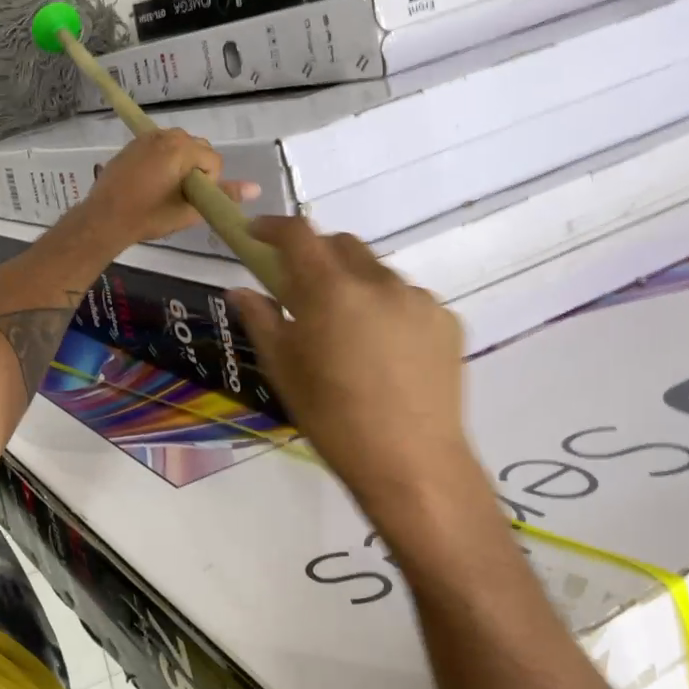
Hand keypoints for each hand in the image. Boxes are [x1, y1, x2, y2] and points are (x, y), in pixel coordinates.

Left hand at [75, 129, 258, 248]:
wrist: (104, 218)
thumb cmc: (147, 216)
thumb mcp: (188, 210)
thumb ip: (222, 196)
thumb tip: (256, 188)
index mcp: (182, 149)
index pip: (213, 160)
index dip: (208, 182)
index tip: (190, 199)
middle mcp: (166, 136)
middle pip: (197, 148)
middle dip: (194, 170)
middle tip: (178, 195)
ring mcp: (146, 137)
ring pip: (178, 145)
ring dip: (179, 163)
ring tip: (164, 188)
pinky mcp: (132, 144)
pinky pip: (159, 146)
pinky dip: (162, 159)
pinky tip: (149, 180)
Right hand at [231, 218, 486, 527]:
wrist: (410, 461)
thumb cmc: (330, 415)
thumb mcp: (281, 367)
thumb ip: (261, 319)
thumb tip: (242, 291)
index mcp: (332, 290)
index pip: (299, 235)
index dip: (273, 227)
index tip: (255, 233)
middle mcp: (379, 283)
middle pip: (341, 244)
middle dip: (314, 254)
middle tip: (296, 288)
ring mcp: (419, 300)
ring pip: (375, 271)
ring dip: (350, 282)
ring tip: (341, 327)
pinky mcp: (447, 322)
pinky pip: (405, 298)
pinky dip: (383, 308)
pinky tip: (377, 349)